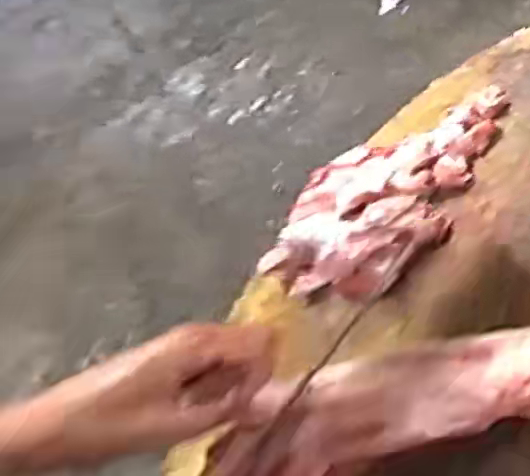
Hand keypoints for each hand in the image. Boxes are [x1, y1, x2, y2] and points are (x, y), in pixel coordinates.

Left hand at [0, 324, 274, 470]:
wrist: (32, 431)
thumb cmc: (100, 426)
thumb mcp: (163, 428)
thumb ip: (220, 414)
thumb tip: (265, 406)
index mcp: (201, 342)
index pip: (263, 342)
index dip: (263, 372)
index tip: (245, 403)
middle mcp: (200, 331)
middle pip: (255, 338)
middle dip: (250, 371)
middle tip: (230, 404)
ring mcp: (184, 338)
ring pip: (236, 346)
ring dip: (231, 375)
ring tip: (204, 405)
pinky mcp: (171, 350)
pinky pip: (215, 353)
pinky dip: (214, 375)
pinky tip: (189, 399)